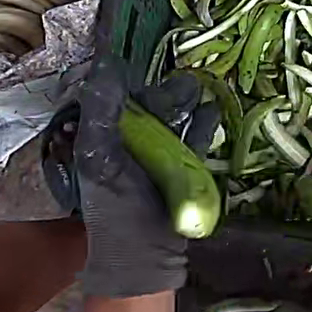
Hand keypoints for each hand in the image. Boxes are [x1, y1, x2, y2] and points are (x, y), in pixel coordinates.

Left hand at [74, 56, 215, 298]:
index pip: (113, 99)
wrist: (145, 255)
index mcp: (104, 139)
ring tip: (198, 88)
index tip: (135, 56)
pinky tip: (211, 111)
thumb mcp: (100, 157)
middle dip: (163, 92)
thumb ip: (102, 115)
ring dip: (185, 103)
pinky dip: (202, 125)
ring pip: (172, 120)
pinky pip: (193, 140)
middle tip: (183, 79)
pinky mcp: (183, 169)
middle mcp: (130, 144)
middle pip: (148, 108)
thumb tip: (105, 68)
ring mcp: (158, 157)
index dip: (123, 77)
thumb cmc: (116, 208)